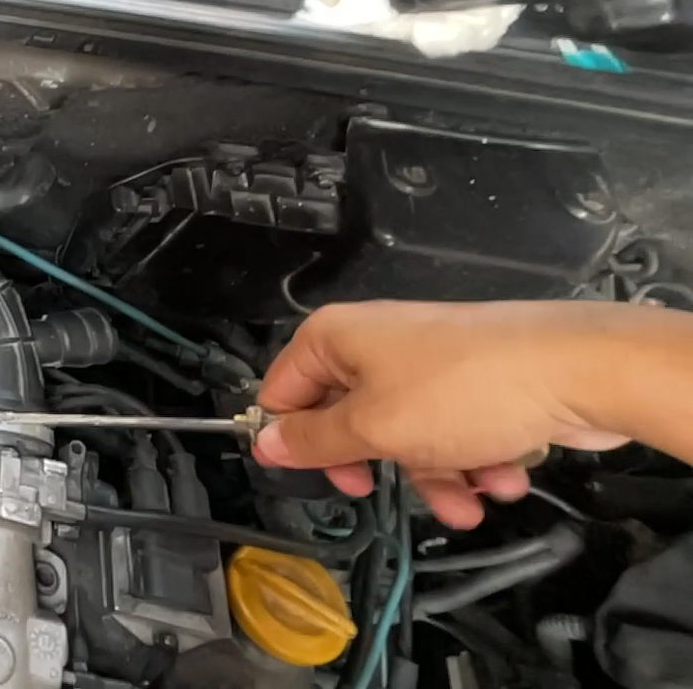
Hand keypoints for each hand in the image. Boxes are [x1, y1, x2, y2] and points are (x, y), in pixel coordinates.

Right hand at [253, 300, 629, 527]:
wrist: (582, 370)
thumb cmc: (456, 393)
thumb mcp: (372, 428)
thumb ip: (313, 441)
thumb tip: (262, 446)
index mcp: (329, 338)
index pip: (282, 391)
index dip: (293, 436)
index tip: (319, 476)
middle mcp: (367, 341)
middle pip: (345, 414)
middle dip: (376, 464)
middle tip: (380, 493)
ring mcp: (423, 357)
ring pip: (404, 426)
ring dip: (433, 473)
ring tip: (469, 507)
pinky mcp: (472, 375)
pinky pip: (449, 421)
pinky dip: (470, 454)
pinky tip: (503, 476)